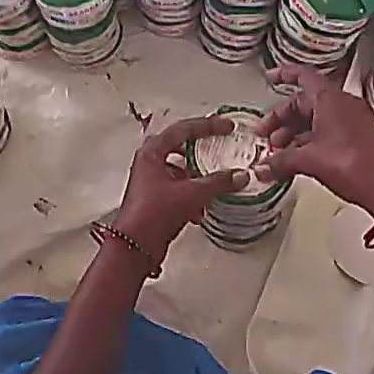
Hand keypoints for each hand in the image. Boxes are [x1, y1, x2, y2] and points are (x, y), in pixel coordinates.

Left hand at [111, 115, 249, 256]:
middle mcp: (148, 162)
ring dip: (197, 175)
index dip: (208, 126)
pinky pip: (177, 188)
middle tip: (218, 144)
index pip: (183, 129)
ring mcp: (150, 181)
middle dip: (200, 147)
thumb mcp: (192, 193)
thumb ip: (218, 182)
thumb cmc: (153, 213)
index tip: (226, 127)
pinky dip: (191, 194)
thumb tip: (239, 175)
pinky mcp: (154, 199)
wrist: (135, 247)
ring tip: (213, 181)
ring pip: (179, 169)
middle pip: (179, 146)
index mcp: (152, 152)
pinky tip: (200, 209)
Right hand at [257, 65, 373, 215]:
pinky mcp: (355, 139)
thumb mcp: (310, 160)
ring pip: (314, 120)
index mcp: (330, 99)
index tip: (270, 77)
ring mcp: (350, 122)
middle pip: (304, 103)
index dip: (285, 74)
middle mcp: (341, 105)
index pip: (303, 77)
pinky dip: (307, 142)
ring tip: (277, 152)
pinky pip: (325, 132)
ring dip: (293, 134)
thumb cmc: (354, 164)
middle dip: (282, 118)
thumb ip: (281, 161)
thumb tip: (262, 168)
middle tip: (264, 134)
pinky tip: (295, 160)